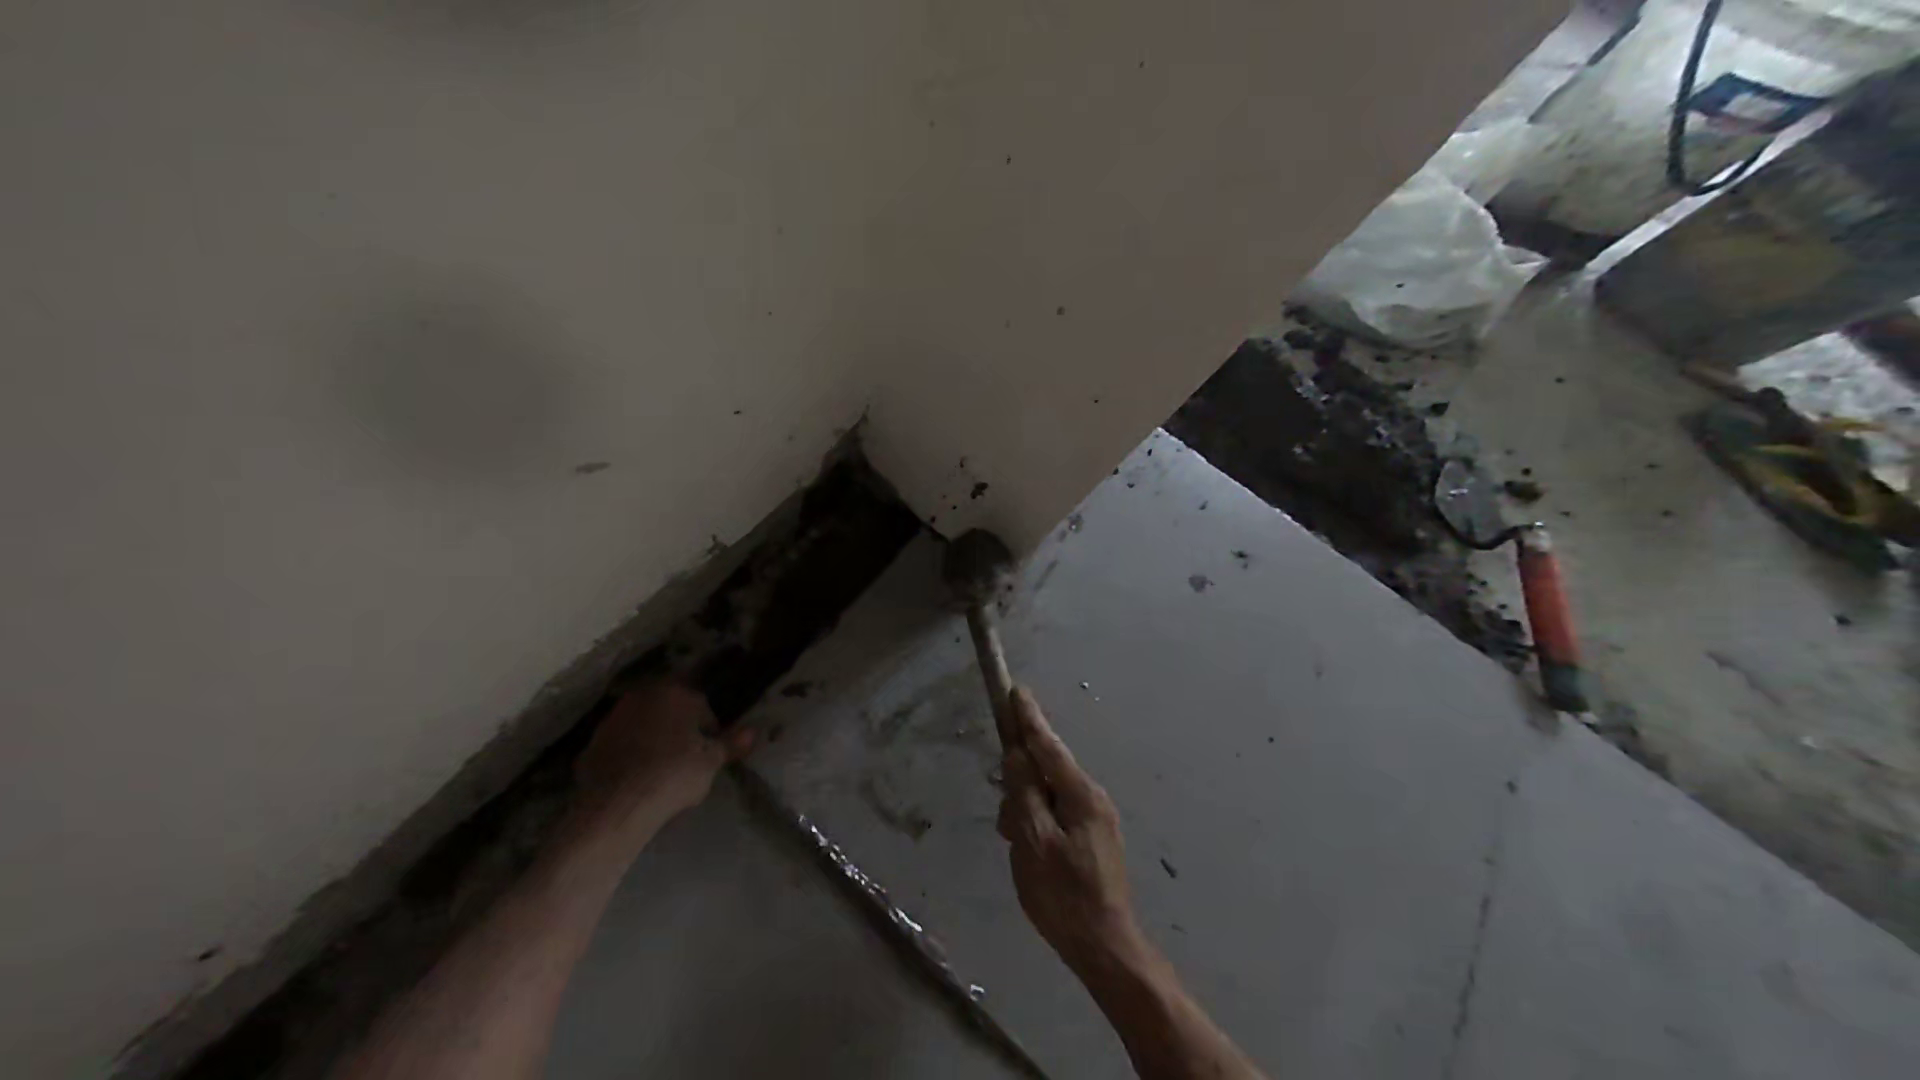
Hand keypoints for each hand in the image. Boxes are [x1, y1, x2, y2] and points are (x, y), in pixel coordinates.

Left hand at [574, 680, 753, 826]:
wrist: (615, 806)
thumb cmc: (673, 775)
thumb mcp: (711, 762)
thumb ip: (731, 744)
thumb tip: (753, 731)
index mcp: (675, 693)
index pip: (702, 706)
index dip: (709, 730)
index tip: (709, 753)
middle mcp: (643, 696)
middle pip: (670, 710)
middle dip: (679, 728)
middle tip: (687, 759)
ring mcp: (614, 717)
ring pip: (643, 724)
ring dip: (653, 738)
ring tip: (659, 769)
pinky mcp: (592, 741)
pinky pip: (621, 743)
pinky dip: (629, 754)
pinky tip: (635, 778)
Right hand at [997, 686, 1142, 971]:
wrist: (1105, 947)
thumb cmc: (1064, 896)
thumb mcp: (1032, 842)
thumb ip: (1023, 793)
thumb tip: (1017, 753)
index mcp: (1081, 795)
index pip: (1048, 745)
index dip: (1028, 718)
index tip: (1015, 690)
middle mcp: (1092, 798)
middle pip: (1047, 770)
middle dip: (1021, 781)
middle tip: (1007, 817)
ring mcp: (1095, 819)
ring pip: (1049, 795)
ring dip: (1026, 809)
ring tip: (1017, 845)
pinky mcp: (1091, 837)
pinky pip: (1056, 814)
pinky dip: (1037, 823)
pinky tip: (1028, 852)